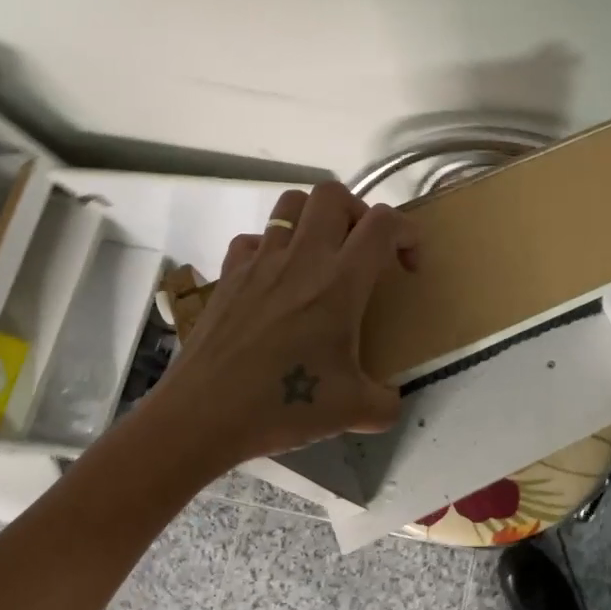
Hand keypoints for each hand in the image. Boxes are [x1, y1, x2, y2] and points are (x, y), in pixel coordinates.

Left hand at [150, 182, 419, 462]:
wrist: (203, 415)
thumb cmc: (283, 406)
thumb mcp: (353, 412)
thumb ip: (385, 403)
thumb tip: (390, 403)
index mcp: (340, 282)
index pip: (383, 224)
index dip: (407, 233)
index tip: (407, 268)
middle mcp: (302, 258)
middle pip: (333, 194)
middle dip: (358, 212)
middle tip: (363, 251)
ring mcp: (260, 262)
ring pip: (291, 204)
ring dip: (315, 218)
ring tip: (322, 255)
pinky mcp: (229, 275)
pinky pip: (254, 239)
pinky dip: (271, 247)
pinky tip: (276, 280)